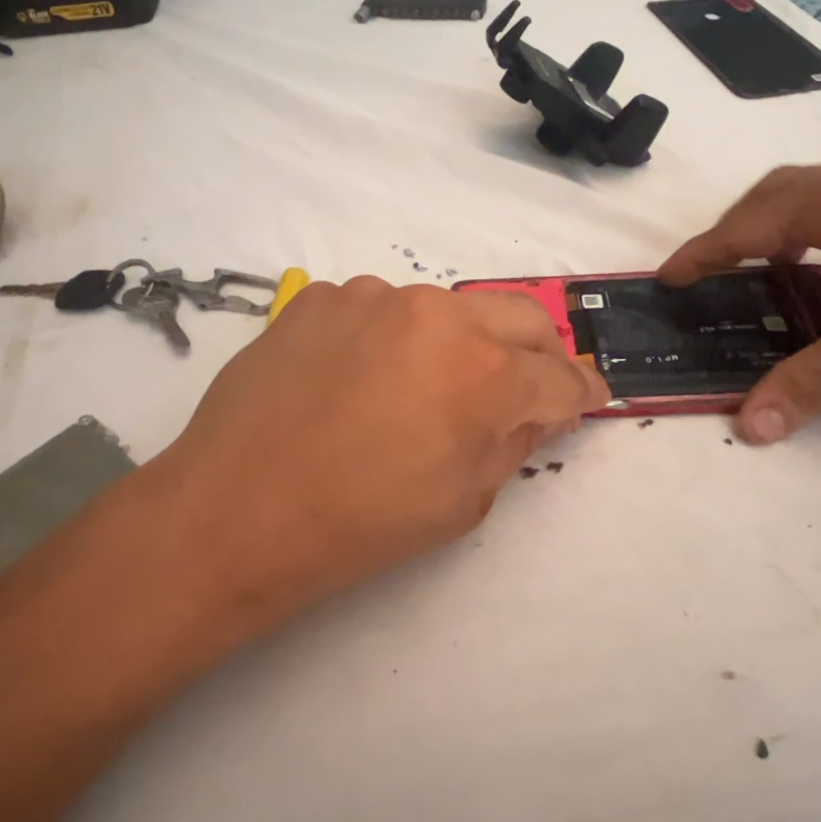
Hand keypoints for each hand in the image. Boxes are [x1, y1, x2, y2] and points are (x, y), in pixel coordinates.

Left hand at [156, 278, 610, 623]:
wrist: (236, 510)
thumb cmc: (359, 524)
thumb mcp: (460, 503)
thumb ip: (512, 444)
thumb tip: (539, 410)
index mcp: (485, 373)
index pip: (561, 376)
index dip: (581, 393)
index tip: (585, 399)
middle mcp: (438, 315)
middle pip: (521, 317)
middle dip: (538, 353)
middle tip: (528, 387)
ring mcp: (372, 297)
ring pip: (445, 308)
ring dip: (456, 343)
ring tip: (423, 390)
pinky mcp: (319, 297)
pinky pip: (376, 311)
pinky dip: (386, 340)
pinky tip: (356, 381)